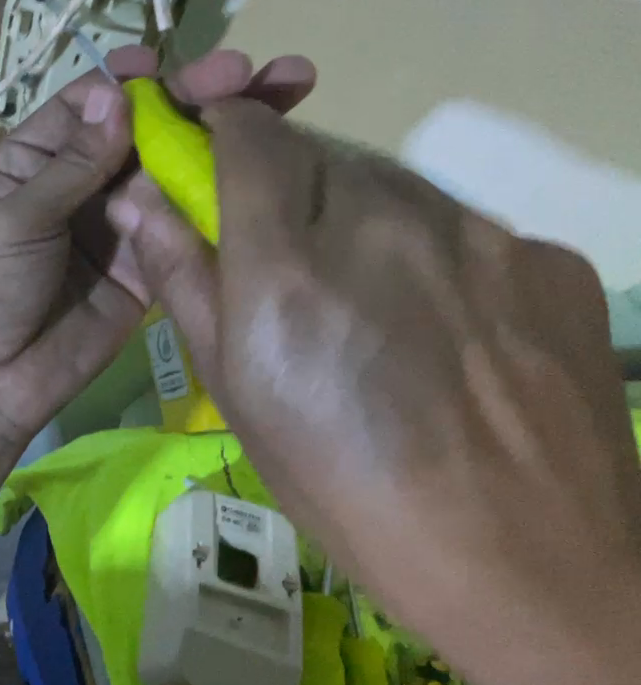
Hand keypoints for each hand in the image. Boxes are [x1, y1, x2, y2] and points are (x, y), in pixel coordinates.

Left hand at [0, 47, 317, 452]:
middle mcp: (70, 190)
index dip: (126, 85)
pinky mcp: (144, 270)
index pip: (80, 111)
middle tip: (257, 73)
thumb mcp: (13, 220)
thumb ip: (71, 165)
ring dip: (221, 140)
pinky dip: (219, 200)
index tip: (173, 66)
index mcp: (22, 167)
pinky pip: (184, 227)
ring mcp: (111, 229)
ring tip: (288, 98)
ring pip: (169, 173)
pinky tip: (272, 168)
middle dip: (192, 102)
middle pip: (137, 135)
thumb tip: (117, 95)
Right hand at [112, 100, 640, 684]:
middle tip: (261, 233)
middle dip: (273, 171)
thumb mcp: (228, 381)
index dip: (216, 126)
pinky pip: (457, 225)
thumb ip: (182, 276)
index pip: (247, 139)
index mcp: (288, 261)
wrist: (519, 557)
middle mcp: (384, 223)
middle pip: (315, 151)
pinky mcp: (546, 262)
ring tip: (345, 282)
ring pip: (386, 182)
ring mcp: (479, 237)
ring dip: (344, 205)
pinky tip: (424, 313)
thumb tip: (138, 200)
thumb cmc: (330, 474)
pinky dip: (418, 244)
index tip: (196, 143)